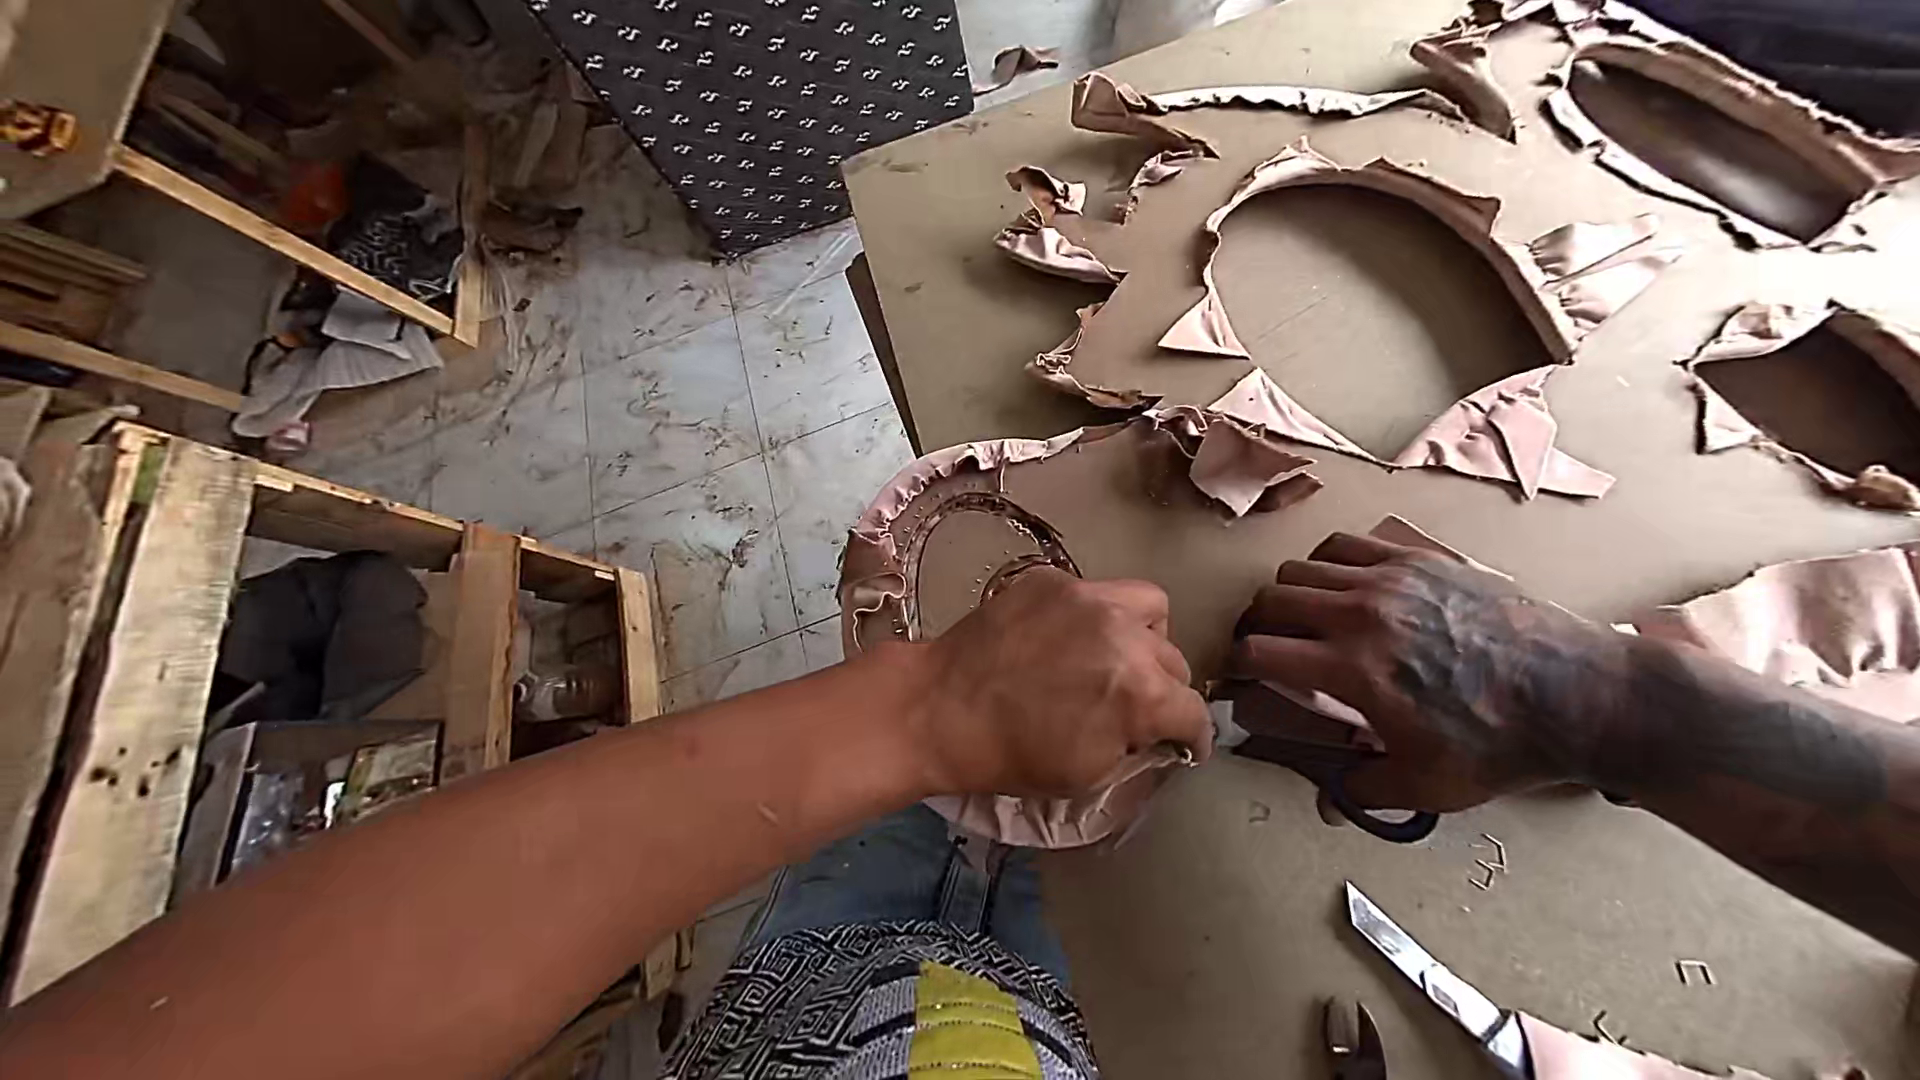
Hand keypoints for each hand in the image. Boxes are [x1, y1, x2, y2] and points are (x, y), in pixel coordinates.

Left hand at [909, 567, 1212, 796]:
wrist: (940, 708)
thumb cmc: (1012, 755)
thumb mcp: (1091, 773)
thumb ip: (1137, 746)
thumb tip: (1156, 731)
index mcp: (1140, 692)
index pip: (1194, 713)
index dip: (1190, 736)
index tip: (1181, 742)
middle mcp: (1124, 634)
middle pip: (1176, 660)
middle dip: (1164, 689)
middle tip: (1134, 702)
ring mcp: (1087, 597)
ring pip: (1149, 608)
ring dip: (1145, 636)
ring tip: (1114, 654)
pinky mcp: (1052, 579)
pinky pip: (1097, 592)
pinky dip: (1095, 616)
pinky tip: (1065, 635)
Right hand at [1229, 532, 1627, 811]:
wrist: (1587, 694)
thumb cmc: (1504, 743)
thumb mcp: (1431, 784)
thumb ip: (1366, 792)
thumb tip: (1325, 808)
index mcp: (1354, 669)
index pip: (1258, 651)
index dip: (1234, 662)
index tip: (1236, 672)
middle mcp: (1360, 615)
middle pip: (1268, 601)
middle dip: (1254, 625)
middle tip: (1264, 643)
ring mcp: (1388, 580)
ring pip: (1297, 569)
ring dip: (1287, 595)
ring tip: (1301, 616)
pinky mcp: (1416, 559)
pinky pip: (1342, 544)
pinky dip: (1325, 562)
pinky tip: (1338, 585)